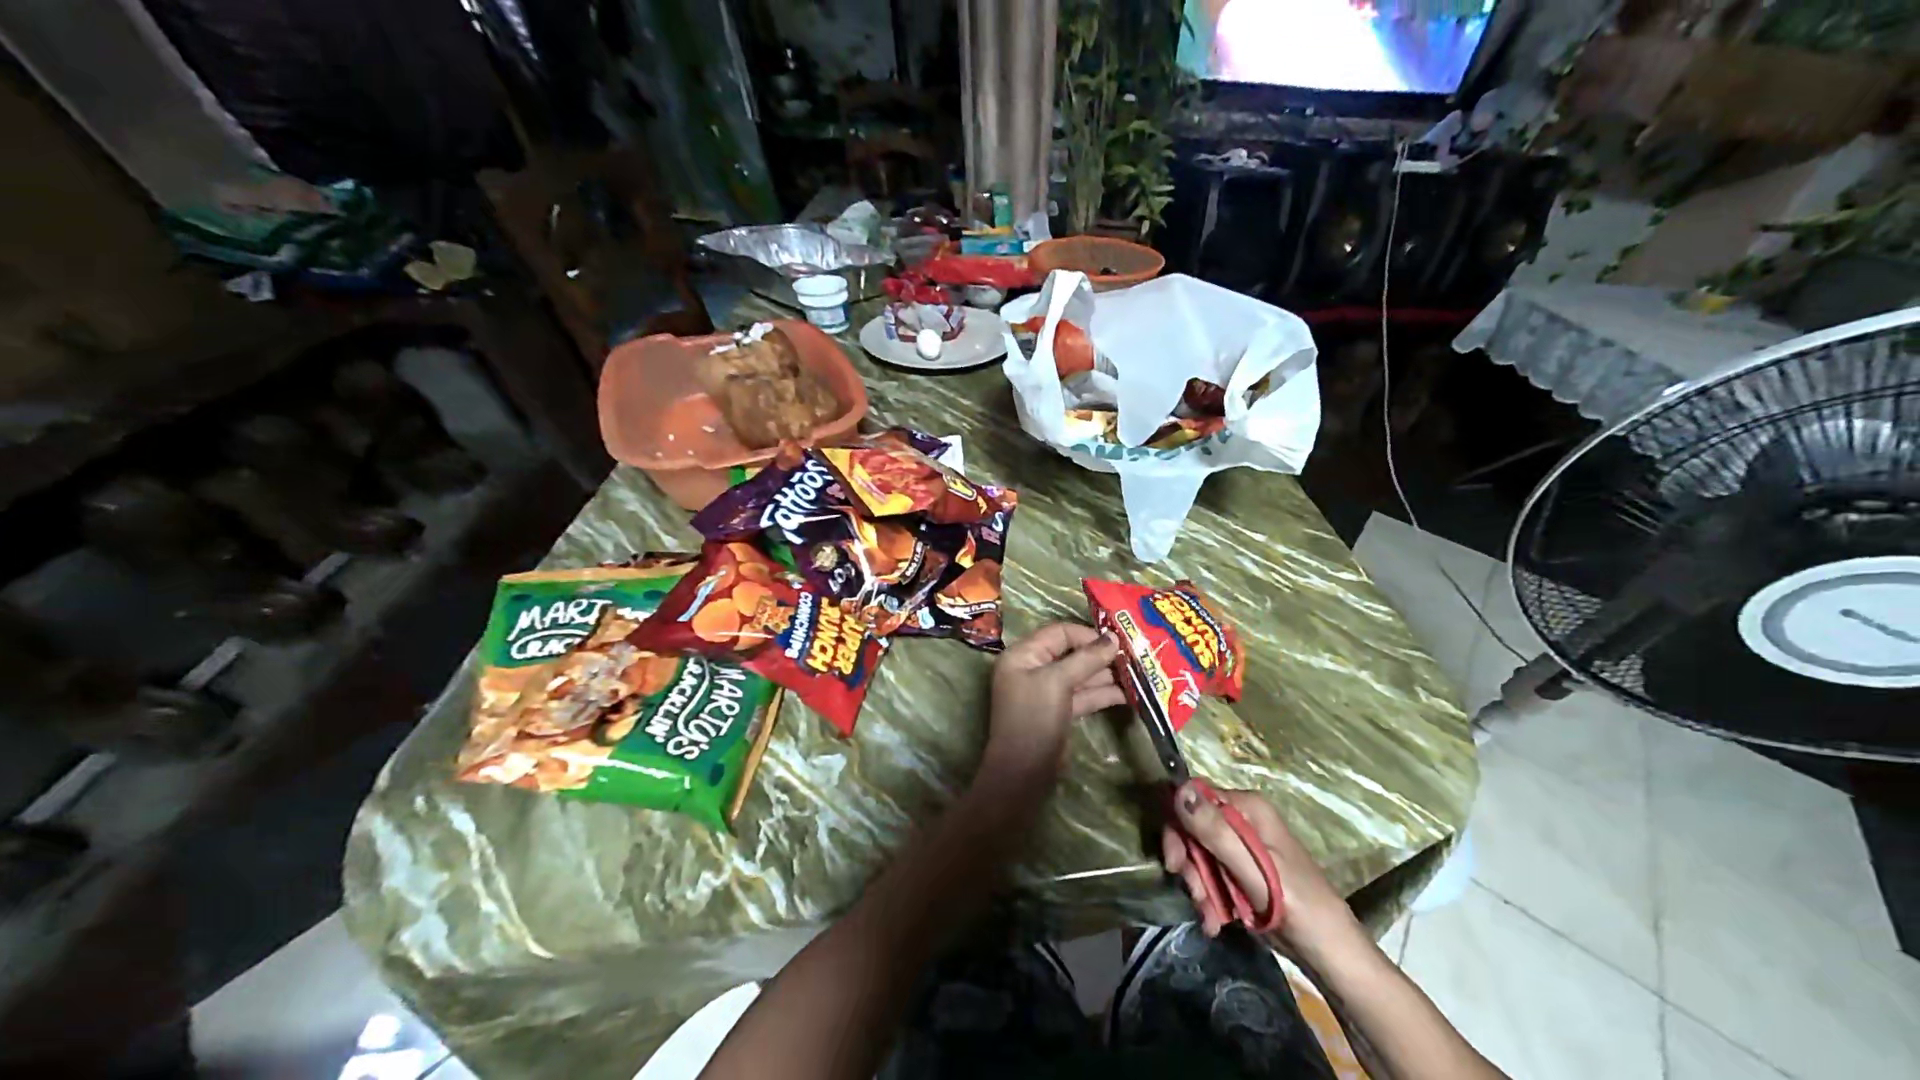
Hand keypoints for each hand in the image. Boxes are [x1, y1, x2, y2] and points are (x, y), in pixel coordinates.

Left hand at [982, 622, 1124, 782]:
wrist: (1023, 772)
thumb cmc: (1034, 718)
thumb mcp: (1058, 682)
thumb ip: (1086, 658)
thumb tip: (1113, 638)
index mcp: (1023, 655)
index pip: (1058, 633)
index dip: (1087, 634)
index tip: (1117, 641)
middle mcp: (1032, 669)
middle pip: (1070, 653)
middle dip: (1100, 655)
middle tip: (1134, 657)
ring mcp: (1046, 692)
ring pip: (1079, 675)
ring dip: (1106, 675)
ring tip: (1137, 674)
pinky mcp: (1059, 712)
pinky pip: (1082, 695)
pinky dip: (1102, 694)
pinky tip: (1128, 694)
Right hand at [1163, 785, 1367, 963]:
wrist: (1328, 951)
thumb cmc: (1297, 905)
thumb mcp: (1253, 870)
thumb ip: (1216, 832)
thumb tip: (1180, 791)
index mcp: (1248, 808)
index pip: (1193, 799)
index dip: (1179, 828)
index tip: (1177, 863)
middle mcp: (1243, 819)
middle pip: (1192, 829)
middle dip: (1190, 866)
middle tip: (1197, 895)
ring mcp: (1242, 845)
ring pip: (1198, 855)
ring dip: (1199, 887)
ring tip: (1212, 917)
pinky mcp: (1241, 870)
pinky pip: (1210, 874)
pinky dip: (1208, 897)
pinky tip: (1216, 921)